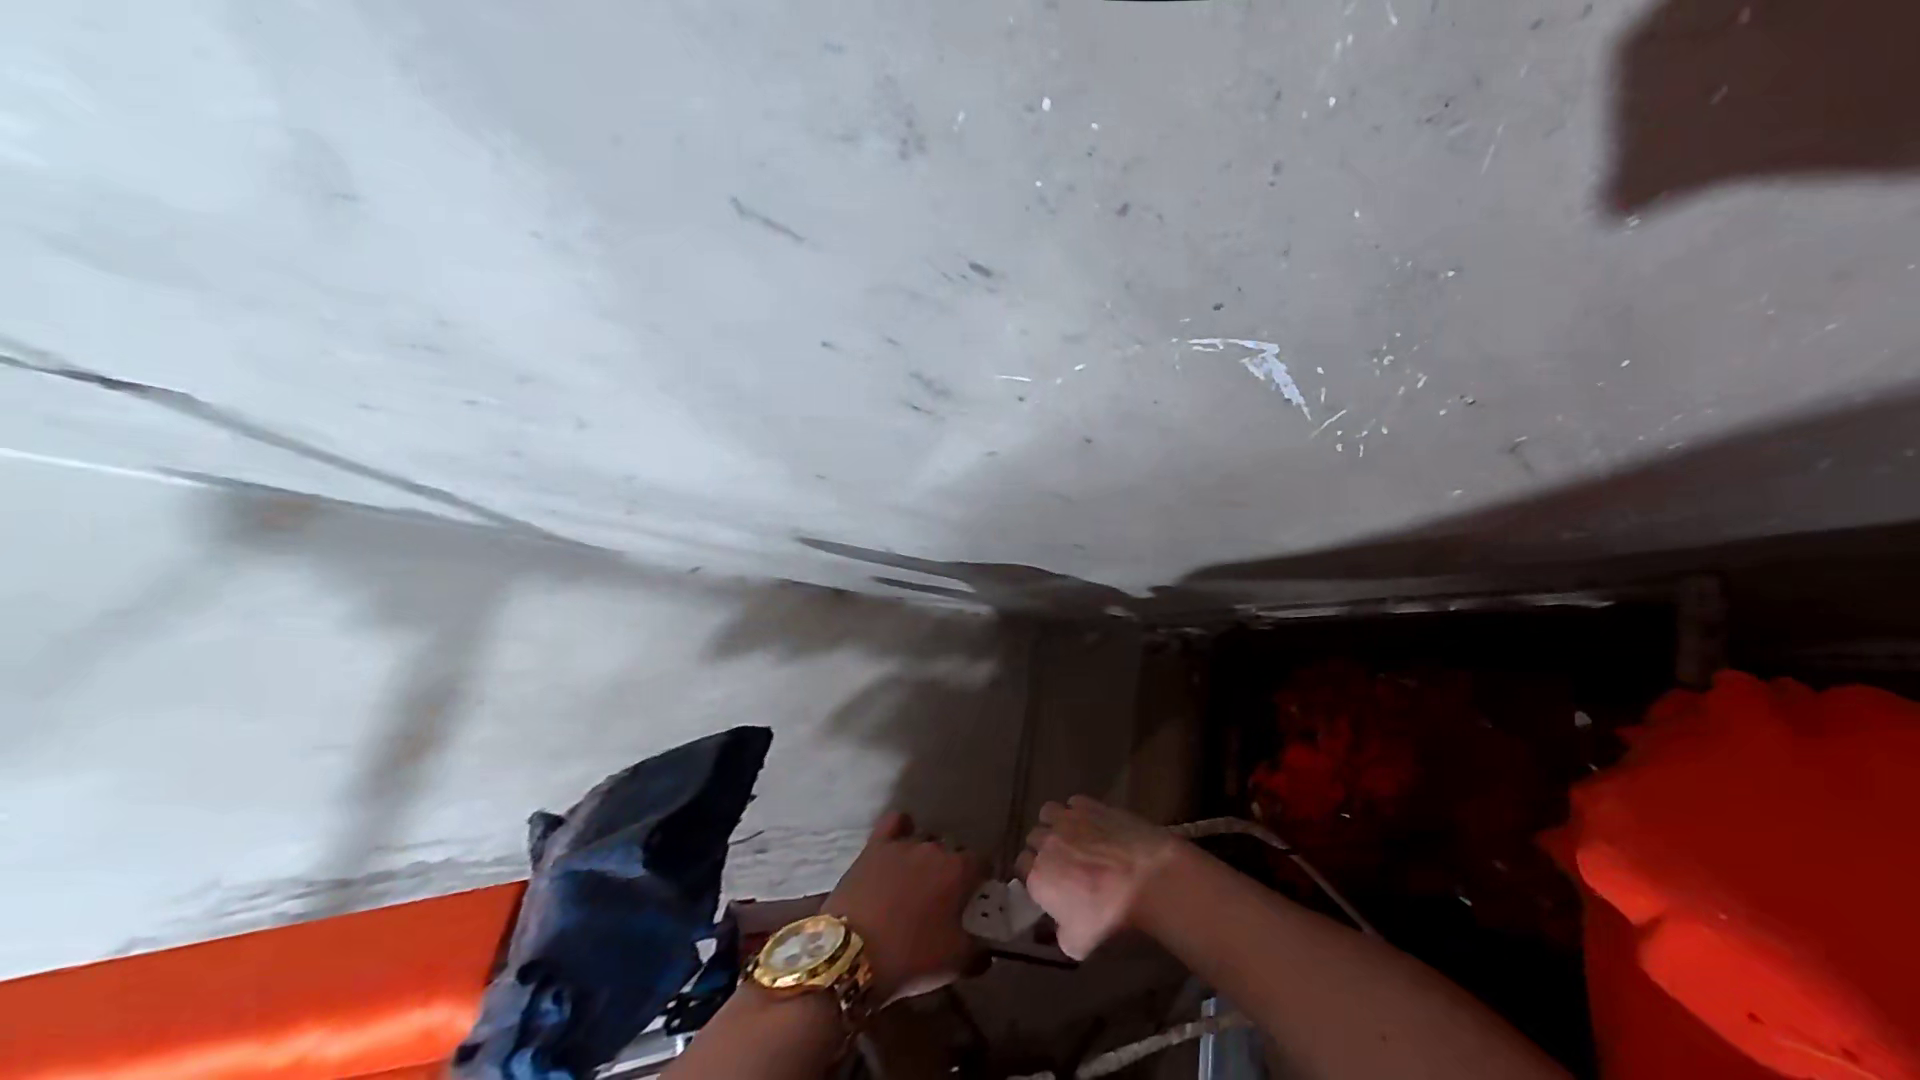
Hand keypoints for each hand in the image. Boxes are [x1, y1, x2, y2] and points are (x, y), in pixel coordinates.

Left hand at [823, 812, 985, 1002]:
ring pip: (924, 840)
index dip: (981, 879)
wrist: (851, 955)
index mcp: (959, 871)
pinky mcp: (874, 846)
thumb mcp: (954, 964)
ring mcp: (902, 844)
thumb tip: (986, 951)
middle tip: (945, 900)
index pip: (983, 862)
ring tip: (917, 882)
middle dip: (953, 871)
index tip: (976, 899)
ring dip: (926, 857)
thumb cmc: (909, 957)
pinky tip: (900, 842)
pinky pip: (894, 823)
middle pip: (952, 851)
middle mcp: (934, 848)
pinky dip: (901, 829)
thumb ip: (978, 953)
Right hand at [1016, 795, 1185, 959]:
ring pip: (1048, 813)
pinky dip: (1078, 811)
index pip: (1020, 867)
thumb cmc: (1111, 914)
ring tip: (1072, 835)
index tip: (1047, 882)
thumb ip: (1061, 935)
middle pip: (1034, 838)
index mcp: (1037, 875)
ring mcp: (1066, 819)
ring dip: (1055, 823)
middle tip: (1062, 860)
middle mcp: (1045, 843)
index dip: (1033, 873)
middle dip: (1043, 848)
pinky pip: (1074, 803)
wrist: (1146, 879)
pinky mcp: (1089, 804)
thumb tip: (1059, 928)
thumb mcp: (1080, 943)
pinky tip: (1093, 824)